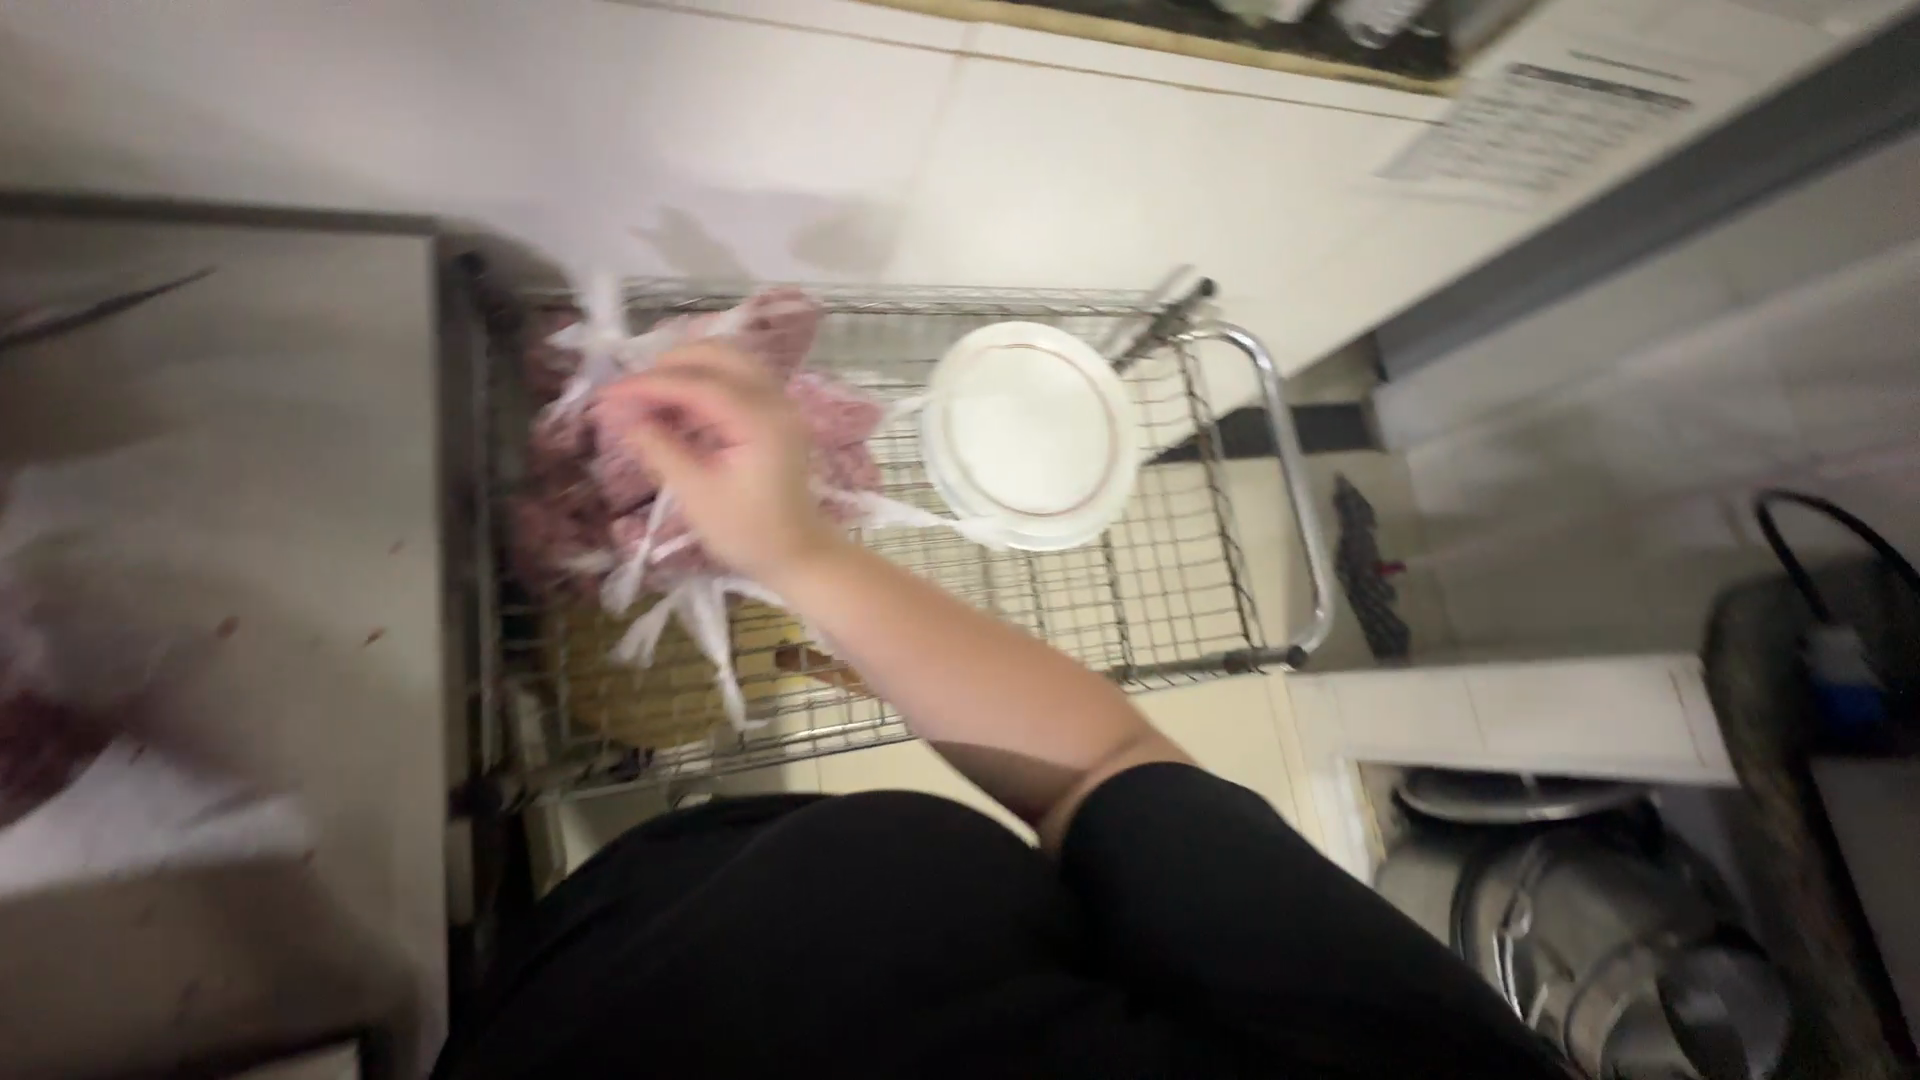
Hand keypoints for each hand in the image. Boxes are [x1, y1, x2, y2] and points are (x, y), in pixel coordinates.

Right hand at [596, 342, 846, 582]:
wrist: (798, 554)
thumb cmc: (748, 533)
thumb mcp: (695, 493)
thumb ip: (659, 447)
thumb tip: (621, 415)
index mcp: (762, 422)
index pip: (698, 383)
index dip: (649, 384)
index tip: (607, 394)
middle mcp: (777, 402)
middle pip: (719, 355)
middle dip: (669, 366)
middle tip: (630, 394)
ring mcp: (782, 405)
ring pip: (730, 362)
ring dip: (687, 371)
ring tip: (649, 401)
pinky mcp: (777, 414)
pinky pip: (739, 380)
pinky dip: (705, 383)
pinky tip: (677, 409)